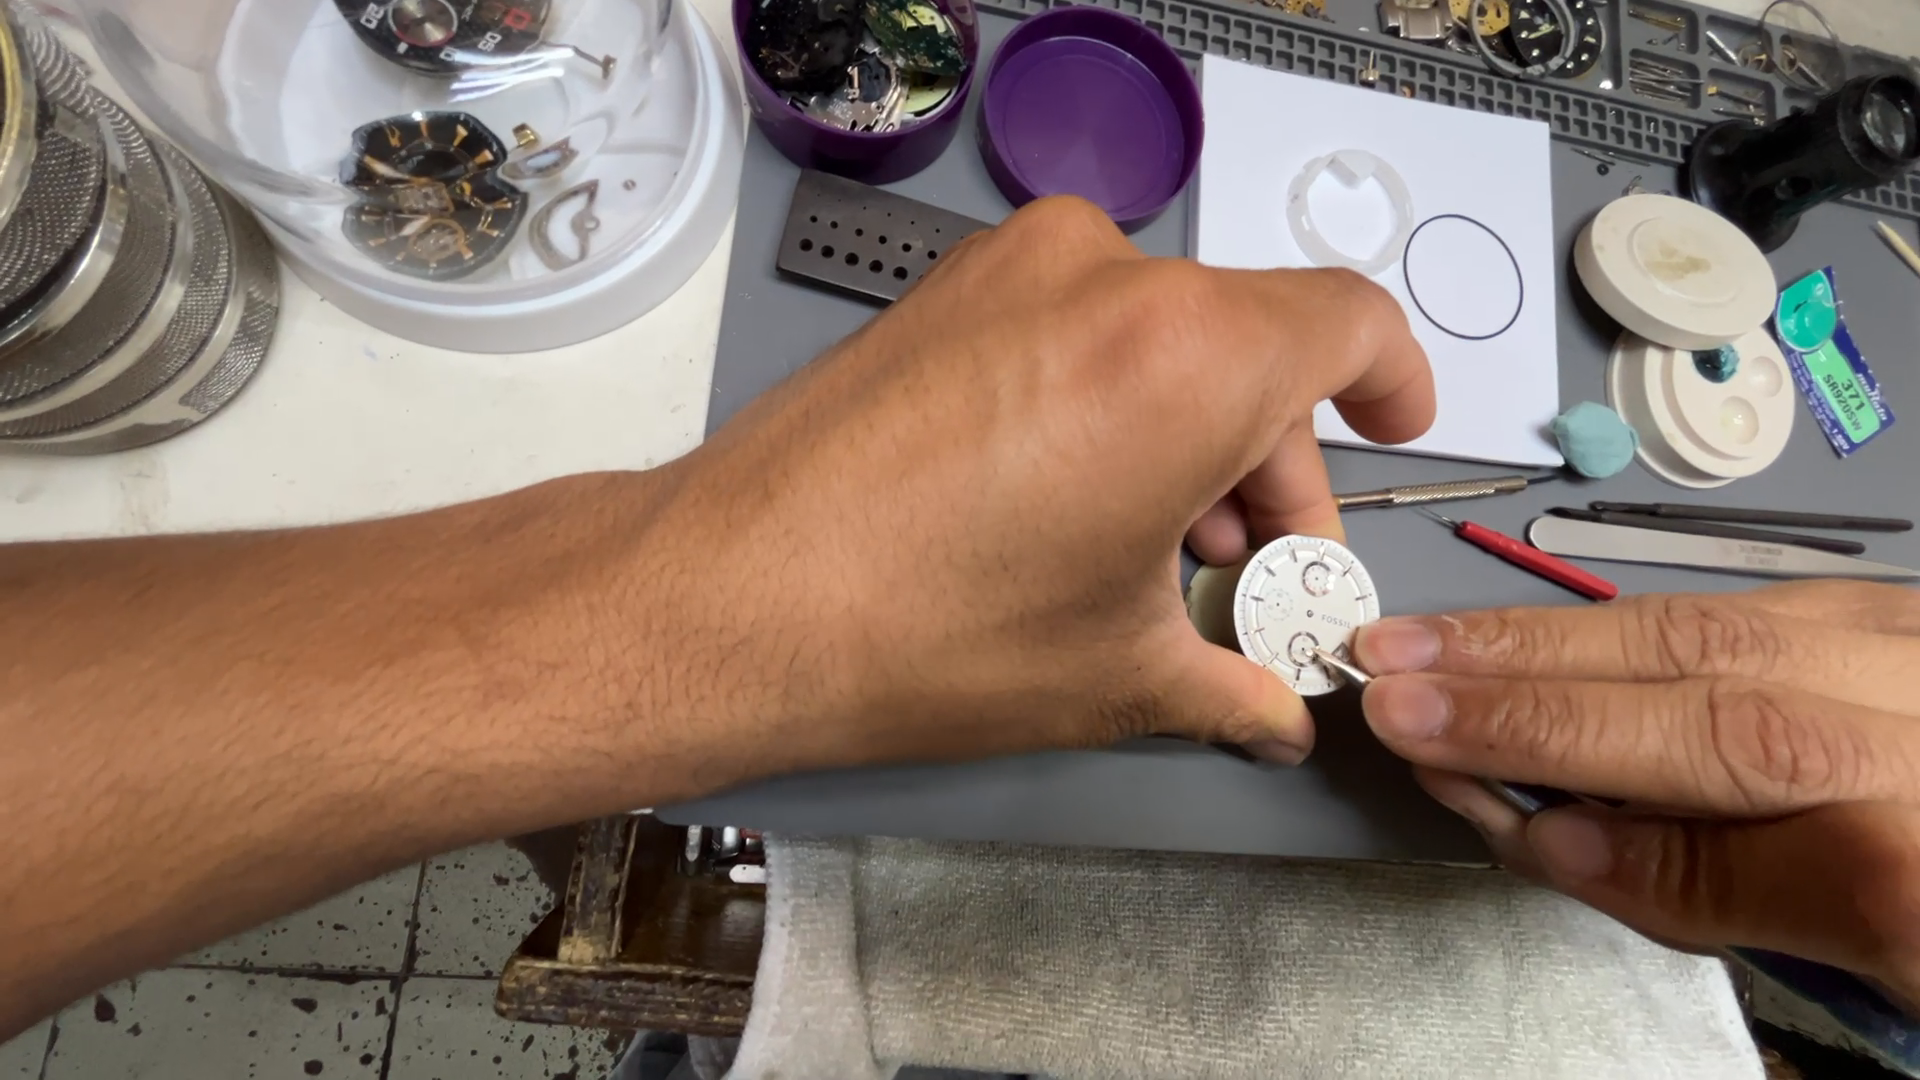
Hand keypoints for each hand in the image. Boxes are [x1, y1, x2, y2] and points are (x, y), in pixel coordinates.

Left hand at [651, 196, 1431, 785]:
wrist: (732, 599)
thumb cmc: (931, 635)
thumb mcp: (1116, 675)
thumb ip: (1227, 683)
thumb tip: (1272, 710)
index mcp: (1185, 353)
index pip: (1347, 324)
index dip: (1387, 380)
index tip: (1388, 429)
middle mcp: (1104, 276)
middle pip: (1247, 352)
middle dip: (1263, 463)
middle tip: (1240, 562)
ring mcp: (1013, 270)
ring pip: (1158, 339)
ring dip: (1182, 436)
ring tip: (1151, 544)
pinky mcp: (948, 292)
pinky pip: (1075, 329)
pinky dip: (1107, 400)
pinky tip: (1074, 493)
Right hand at [1352, 583, 1919, 1009]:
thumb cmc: (1917, 902)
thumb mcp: (1858, 954)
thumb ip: (1707, 891)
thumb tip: (1547, 833)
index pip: (1810, 833)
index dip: (1618, 806)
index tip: (1467, 784)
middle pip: (1728, 701)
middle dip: (1530, 698)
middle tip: (1389, 682)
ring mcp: (1900, 638)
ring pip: (1691, 629)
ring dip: (1523, 641)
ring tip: (1409, 644)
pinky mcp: (1852, 604)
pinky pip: (1685, 607)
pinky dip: (1569, 630)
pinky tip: (1488, 638)